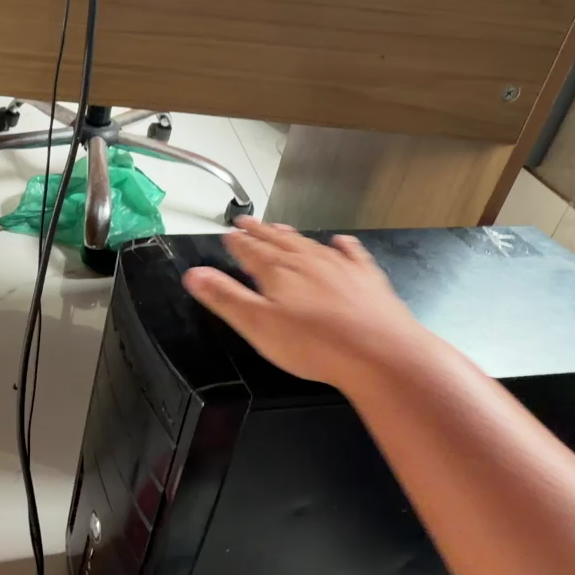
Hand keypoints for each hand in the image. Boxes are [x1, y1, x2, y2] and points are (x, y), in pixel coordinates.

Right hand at [182, 217, 429, 386]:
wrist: (380, 353)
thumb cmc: (314, 344)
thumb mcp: (257, 324)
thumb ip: (224, 297)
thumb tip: (193, 274)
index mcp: (277, 270)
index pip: (250, 250)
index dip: (236, 242)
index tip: (227, 234)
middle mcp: (307, 260)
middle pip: (277, 240)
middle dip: (259, 231)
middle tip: (245, 221)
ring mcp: (340, 267)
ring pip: (309, 244)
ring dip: (291, 235)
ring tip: (279, 227)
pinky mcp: (367, 280)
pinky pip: (352, 254)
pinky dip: (343, 246)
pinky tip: (341, 242)